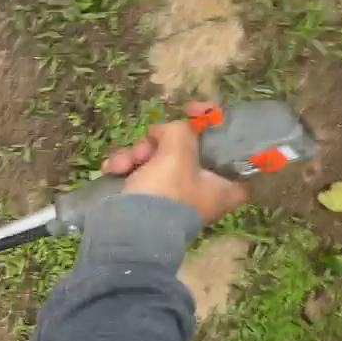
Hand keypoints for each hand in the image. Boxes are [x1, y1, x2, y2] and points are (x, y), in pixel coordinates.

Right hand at [101, 100, 249, 223]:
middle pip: (183, 148)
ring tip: (121, 165)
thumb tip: (166, 128)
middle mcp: (204, 188)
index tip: (189, 108)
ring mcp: (173, 193)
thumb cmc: (164, 195)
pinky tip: (112, 170)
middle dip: (156, 144)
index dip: (210, 122)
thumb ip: (179, 131)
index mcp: (228, 183)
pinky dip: (124, 167)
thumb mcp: (178, 155)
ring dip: (133, 155)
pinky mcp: (147, 197)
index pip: (229, 142)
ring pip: (155, 157)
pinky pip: (138, 171)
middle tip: (144, 150)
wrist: (127, 231)